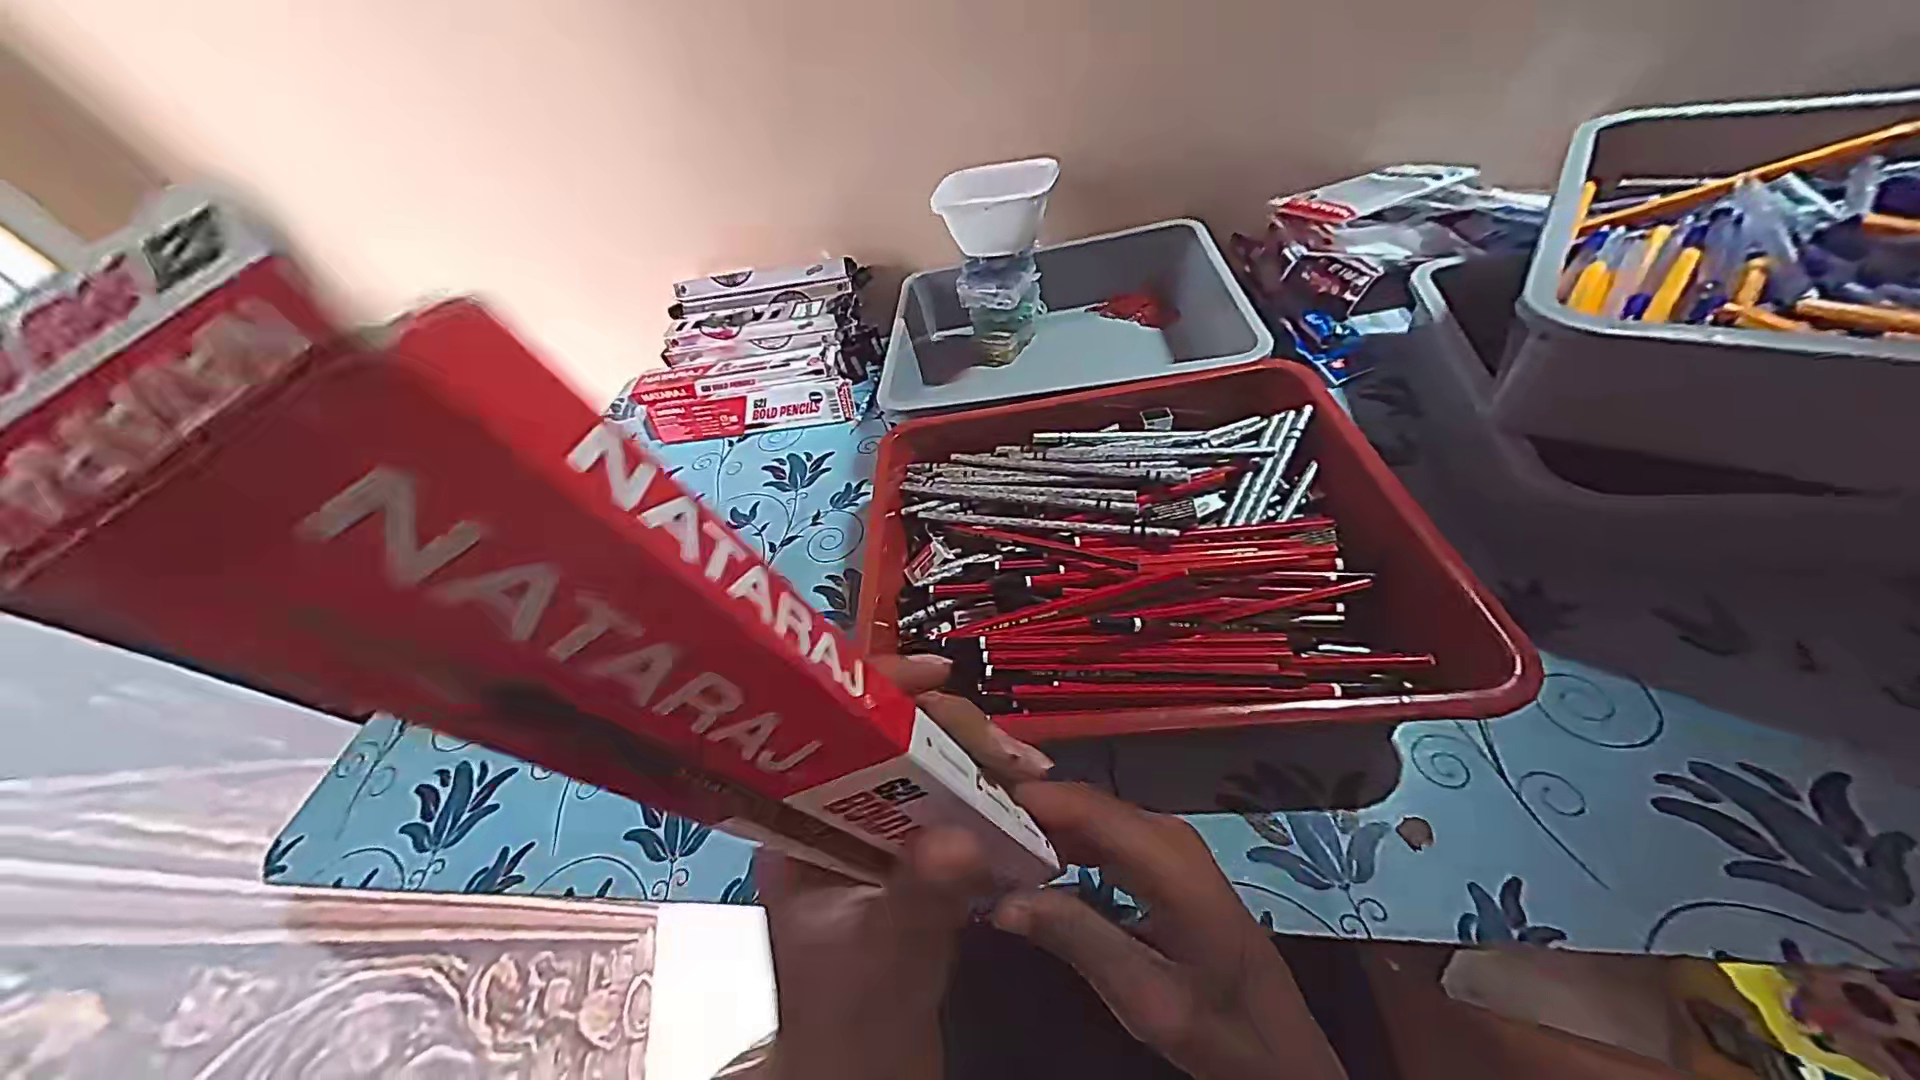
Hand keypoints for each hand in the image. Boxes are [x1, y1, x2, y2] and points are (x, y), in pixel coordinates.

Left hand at [757, 654, 1052, 1079]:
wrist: (867, 1060)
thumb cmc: (851, 1014)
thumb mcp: (883, 956)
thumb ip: (918, 900)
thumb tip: (960, 841)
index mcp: (798, 815)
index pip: (831, 718)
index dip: (879, 686)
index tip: (935, 675)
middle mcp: (833, 800)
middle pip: (889, 726)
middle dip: (952, 727)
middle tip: (1011, 754)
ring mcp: (875, 813)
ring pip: (925, 752)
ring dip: (977, 752)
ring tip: (1027, 771)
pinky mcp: (910, 832)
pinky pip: (948, 785)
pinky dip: (984, 782)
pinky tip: (1020, 789)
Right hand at [991, 783, 1347, 1079]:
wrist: (1281, 1046)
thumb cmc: (1221, 1023)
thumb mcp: (1146, 995)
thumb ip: (1077, 938)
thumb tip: (1002, 899)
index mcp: (1165, 856)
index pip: (1082, 804)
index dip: (1026, 798)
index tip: (970, 805)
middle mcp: (1163, 831)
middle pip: (1081, 803)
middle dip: (1025, 810)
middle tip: (968, 829)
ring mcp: (1164, 841)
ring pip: (1087, 815)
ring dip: (1040, 827)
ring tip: (987, 844)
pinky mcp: (1160, 857)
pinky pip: (1100, 835)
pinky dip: (1062, 843)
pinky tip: (1030, 864)